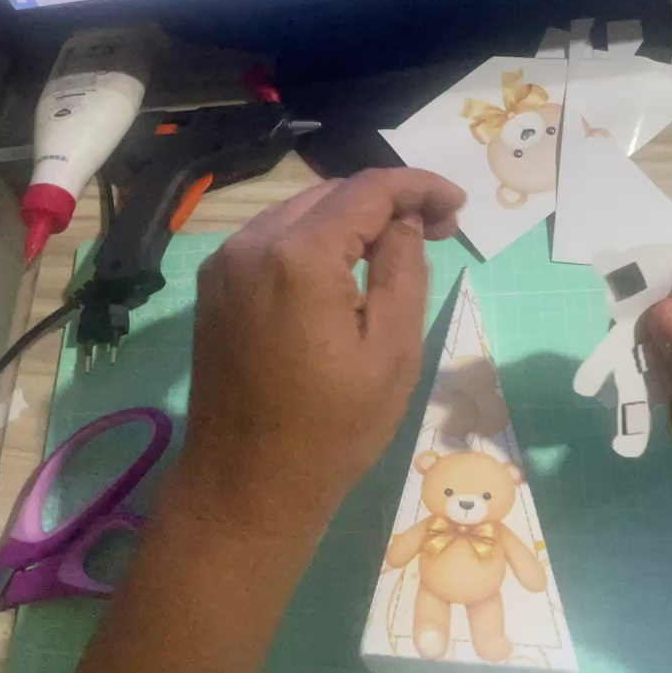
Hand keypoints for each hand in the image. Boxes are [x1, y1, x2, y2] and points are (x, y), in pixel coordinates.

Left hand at [178, 168, 463, 529]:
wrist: (244, 485)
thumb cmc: (331, 430)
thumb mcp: (392, 351)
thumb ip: (402, 268)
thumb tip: (403, 219)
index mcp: (298, 256)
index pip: (368, 191)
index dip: (419, 187)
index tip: (457, 205)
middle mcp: (251, 243)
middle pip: (331, 195)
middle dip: (386, 203)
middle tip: (434, 231)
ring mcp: (225, 263)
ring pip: (298, 213)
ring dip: (348, 221)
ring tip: (392, 250)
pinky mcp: (214, 285)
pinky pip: (271, 241)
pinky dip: (312, 241)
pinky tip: (340, 270)